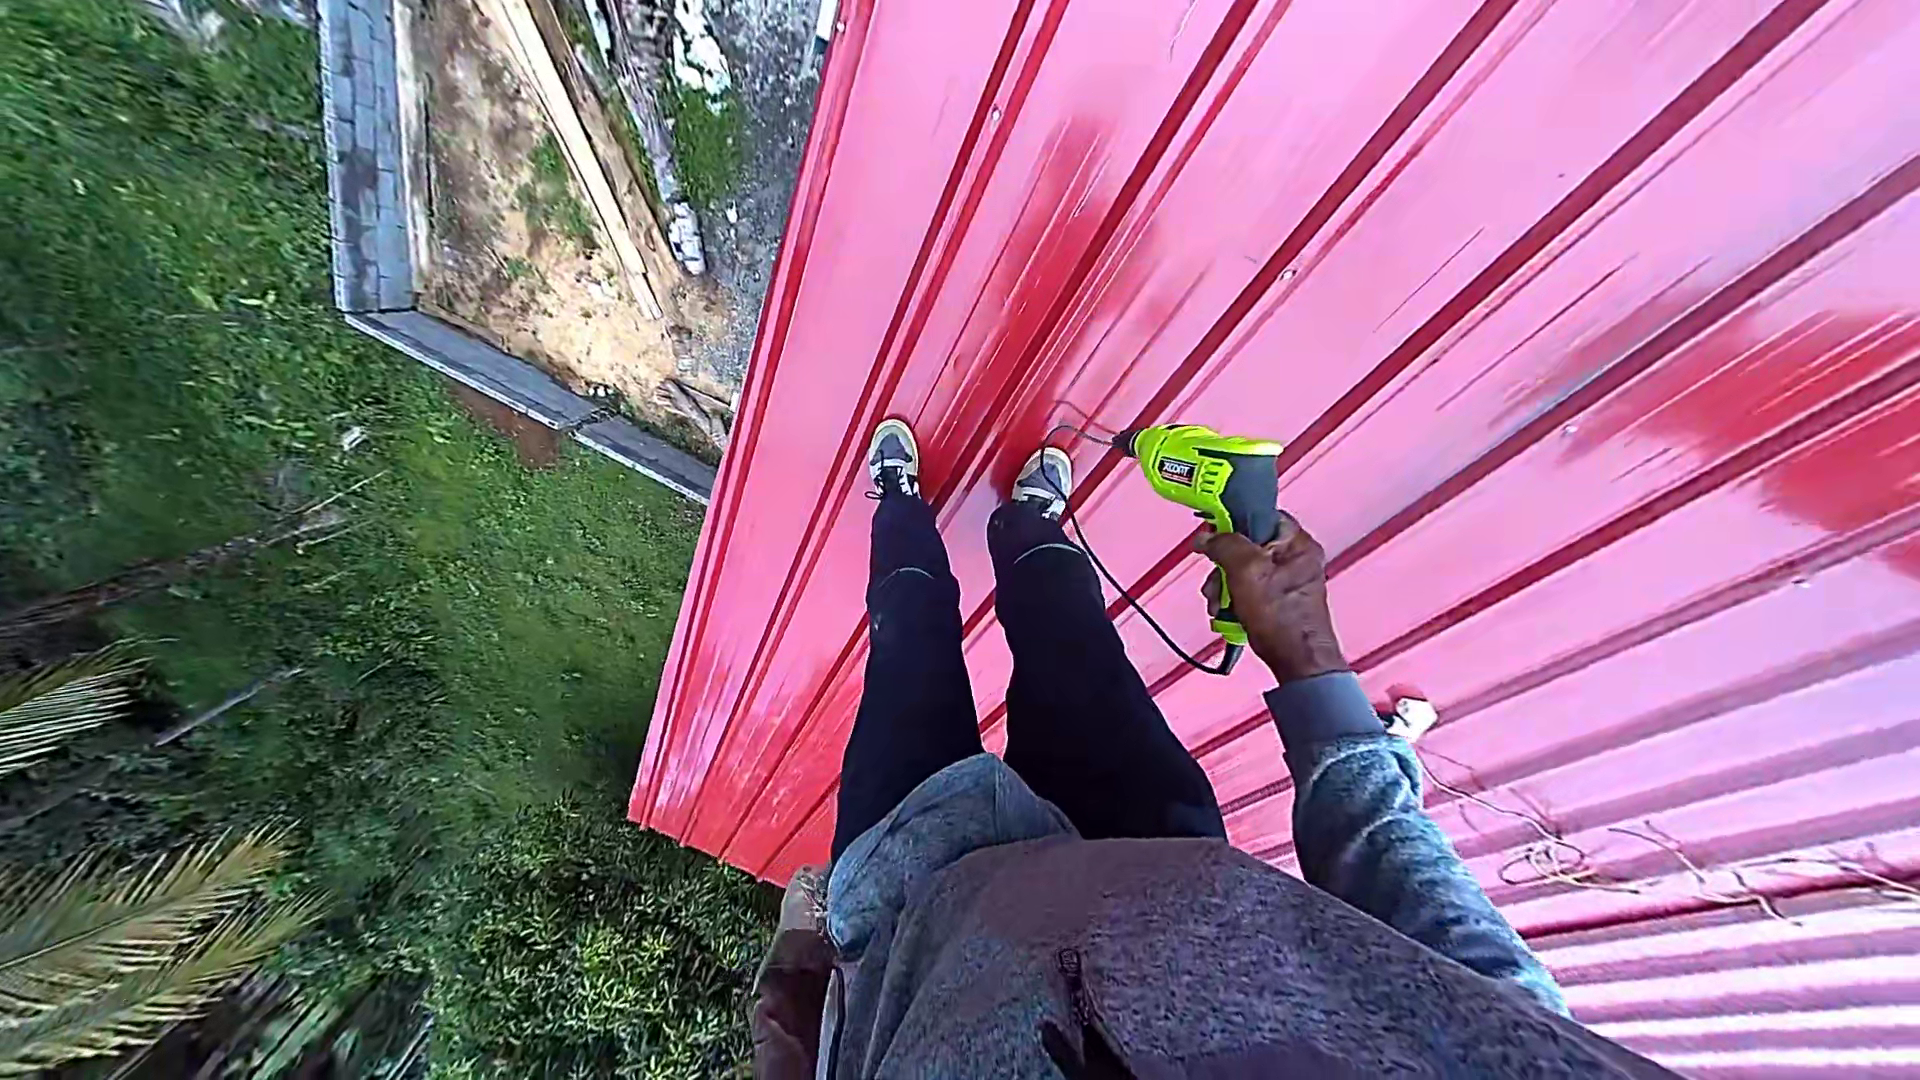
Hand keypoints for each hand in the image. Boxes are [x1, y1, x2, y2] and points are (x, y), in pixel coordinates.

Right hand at [1192, 514, 1347, 684]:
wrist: (1295, 660)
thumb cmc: (1282, 618)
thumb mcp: (1247, 571)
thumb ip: (1225, 545)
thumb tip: (1206, 536)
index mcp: (1296, 543)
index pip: (1259, 515)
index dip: (1232, 522)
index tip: (1212, 533)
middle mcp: (1293, 557)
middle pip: (1244, 544)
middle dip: (1221, 564)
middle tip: (1215, 580)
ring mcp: (1283, 578)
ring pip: (1239, 567)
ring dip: (1221, 585)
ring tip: (1218, 603)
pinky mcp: (1274, 597)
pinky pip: (1243, 587)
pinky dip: (1230, 598)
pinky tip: (1225, 610)